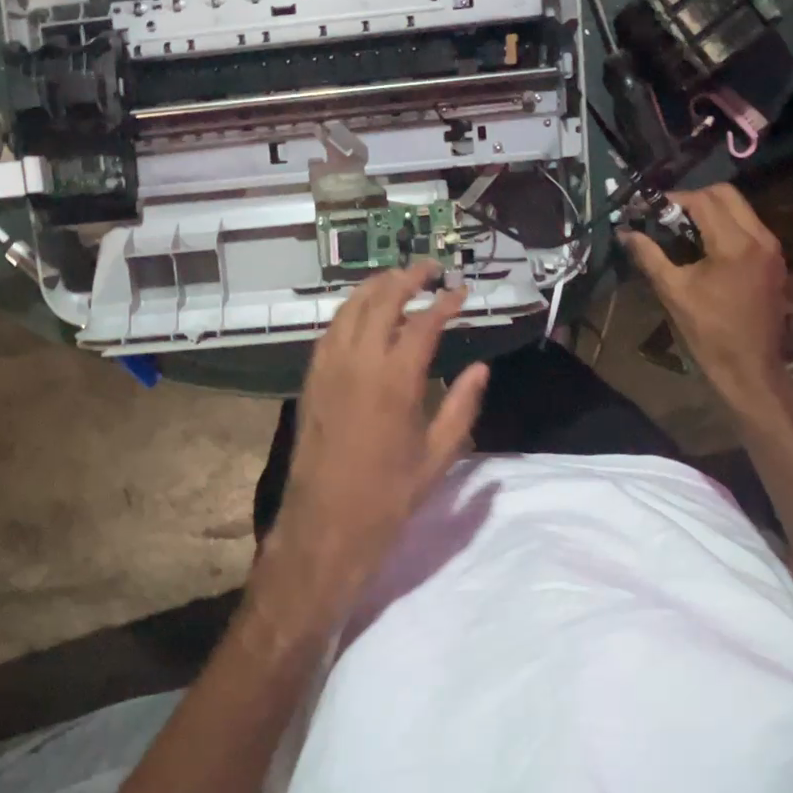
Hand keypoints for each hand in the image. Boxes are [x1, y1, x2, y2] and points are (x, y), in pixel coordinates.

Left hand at [252, 264, 488, 636]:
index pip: (423, 322)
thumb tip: (481, 369)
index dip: (445, 302)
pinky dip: (350, 311)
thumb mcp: (438, 458)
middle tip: (430, 268)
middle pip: (381, 300)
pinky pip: (330, 330)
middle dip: (407, 277)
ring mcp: (328, 368)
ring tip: (398, 280)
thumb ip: (462, 407)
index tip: (461, 292)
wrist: (325, 523)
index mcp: (395, 381)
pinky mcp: (311, 380)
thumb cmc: (387, 497)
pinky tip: (363, 314)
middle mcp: (357, 362)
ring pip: (349, 308)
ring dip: (375, 287)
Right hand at [621, 184, 791, 416]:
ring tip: (681, 229)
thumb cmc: (708, 331)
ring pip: (740, 208)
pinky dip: (725, 225)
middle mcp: (760, 237)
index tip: (648, 209)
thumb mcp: (673, 291)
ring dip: (710, 210)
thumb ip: (649, 256)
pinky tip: (703, 245)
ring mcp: (771, 248)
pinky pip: (748, 226)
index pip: (703, 201)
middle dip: (693, 198)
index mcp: (735, 244)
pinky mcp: (774, 260)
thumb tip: (625, 233)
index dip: (673, 200)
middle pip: (726, 194)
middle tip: (666, 215)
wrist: (748, 365)